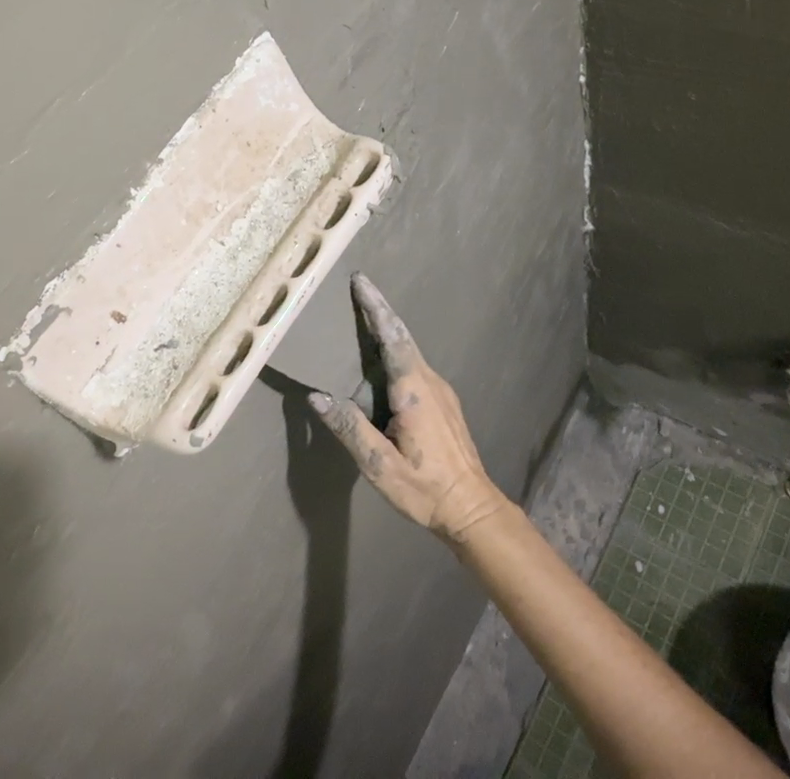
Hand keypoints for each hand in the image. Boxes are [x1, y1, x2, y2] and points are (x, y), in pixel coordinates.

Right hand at [309, 274, 509, 541]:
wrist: (472, 507)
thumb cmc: (424, 488)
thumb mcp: (379, 465)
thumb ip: (349, 428)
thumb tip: (317, 396)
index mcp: (415, 391)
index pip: (392, 337)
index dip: (374, 307)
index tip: (360, 282)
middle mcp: (431, 382)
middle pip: (402, 336)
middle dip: (378, 310)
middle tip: (356, 287)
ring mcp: (441, 391)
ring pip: (409, 350)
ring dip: (386, 330)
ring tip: (358, 318)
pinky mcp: (443, 403)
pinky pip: (414, 366)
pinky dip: (394, 350)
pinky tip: (378, 361)